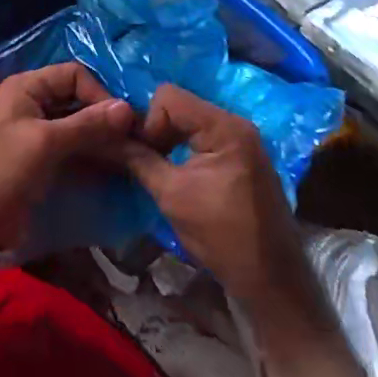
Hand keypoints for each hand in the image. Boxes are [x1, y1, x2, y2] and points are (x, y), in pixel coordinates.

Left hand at [0, 64, 135, 251]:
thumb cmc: (2, 174)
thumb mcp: (45, 143)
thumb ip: (87, 124)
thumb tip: (128, 108)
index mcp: (26, 87)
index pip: (74, 74)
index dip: (99, 94)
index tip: (122, 122)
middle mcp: (33, 103)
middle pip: (78, 99)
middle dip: (105, 117)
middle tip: (135, 139)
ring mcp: (38, 132)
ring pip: (80, 125)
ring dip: (104, 138)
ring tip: (131, 155)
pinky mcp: (44, 159)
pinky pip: (76, 148)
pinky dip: (95, 155)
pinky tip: (117, 167)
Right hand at [120, 86, 310, 302]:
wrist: (272, 279)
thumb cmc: (221, 236)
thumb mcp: (171, 196)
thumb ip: (138, 159)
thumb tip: (105, 137)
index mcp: (224, 127)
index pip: (169, 96)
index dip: (148, 121)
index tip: (143, 155)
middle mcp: (236, 122)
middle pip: (181, 105)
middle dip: (157, 129)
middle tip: (145, 162)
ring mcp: (243, 138)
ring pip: (191, 120)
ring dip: (170, 139)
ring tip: (159, 169)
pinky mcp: (243, 154)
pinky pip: (205, 135)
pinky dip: (186, 147)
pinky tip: (179, 173)